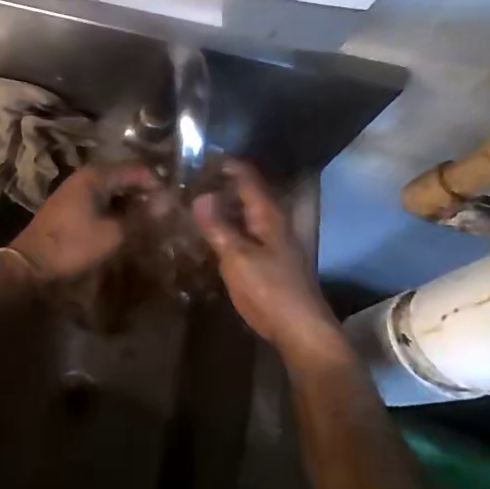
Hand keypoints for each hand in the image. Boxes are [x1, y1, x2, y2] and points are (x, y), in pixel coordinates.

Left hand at [10, 163, 160, 279]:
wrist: (30, 263)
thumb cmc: (72, 245)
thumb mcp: (113, 234)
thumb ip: (142, 218)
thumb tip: (169, 204)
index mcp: (97, 175)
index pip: (139, 169)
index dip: (159, 186)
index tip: (174, 207)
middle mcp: (87, 176)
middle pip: (127, 177)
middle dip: (148, 195)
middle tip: (166, 217)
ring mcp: (78, 189)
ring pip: (116, 190)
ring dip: (134, 204)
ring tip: (151, 224)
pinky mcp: (73, 204)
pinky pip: (103, 200)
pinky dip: (119, 210)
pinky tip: (129, 227)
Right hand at [194, 159, 341, 361]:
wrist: (300, 330)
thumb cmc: (270, 290)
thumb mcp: (237, 257)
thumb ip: (218, 226)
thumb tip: (200, 196)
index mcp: (268, 215)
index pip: (248, 177)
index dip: (226, 164)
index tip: (199, 158)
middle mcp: (274, 222)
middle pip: (247, 193)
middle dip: (221, 184)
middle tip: (189, 181)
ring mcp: (273, 242)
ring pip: (245, 214)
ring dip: (223, 207)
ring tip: (193, 204)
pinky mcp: (269, 260)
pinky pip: (245, 233)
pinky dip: (227, 227)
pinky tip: (209, 235)